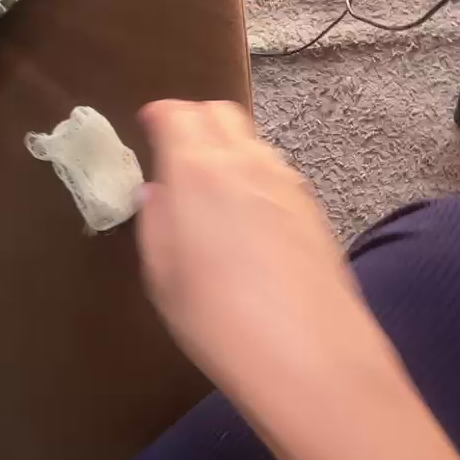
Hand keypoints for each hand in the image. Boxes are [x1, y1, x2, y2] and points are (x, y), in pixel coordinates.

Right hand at [135, 99, 372, 392]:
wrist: (309, 348)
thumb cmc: (218, 318)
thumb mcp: (163, 276)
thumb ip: (156, 222)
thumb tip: (155, 191)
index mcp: (198, 170)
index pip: (177, 114)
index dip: (160, 114)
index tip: (149, 123)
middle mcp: (244, 160)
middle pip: (220, 112)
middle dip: (195, 118)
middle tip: (177, 145)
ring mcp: (283, 177)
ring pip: (250, 139)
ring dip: (227, 145)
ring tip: (212, 184)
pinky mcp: (310, 200)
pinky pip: (274, 168)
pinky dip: (253, 171)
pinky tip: (248, 210)